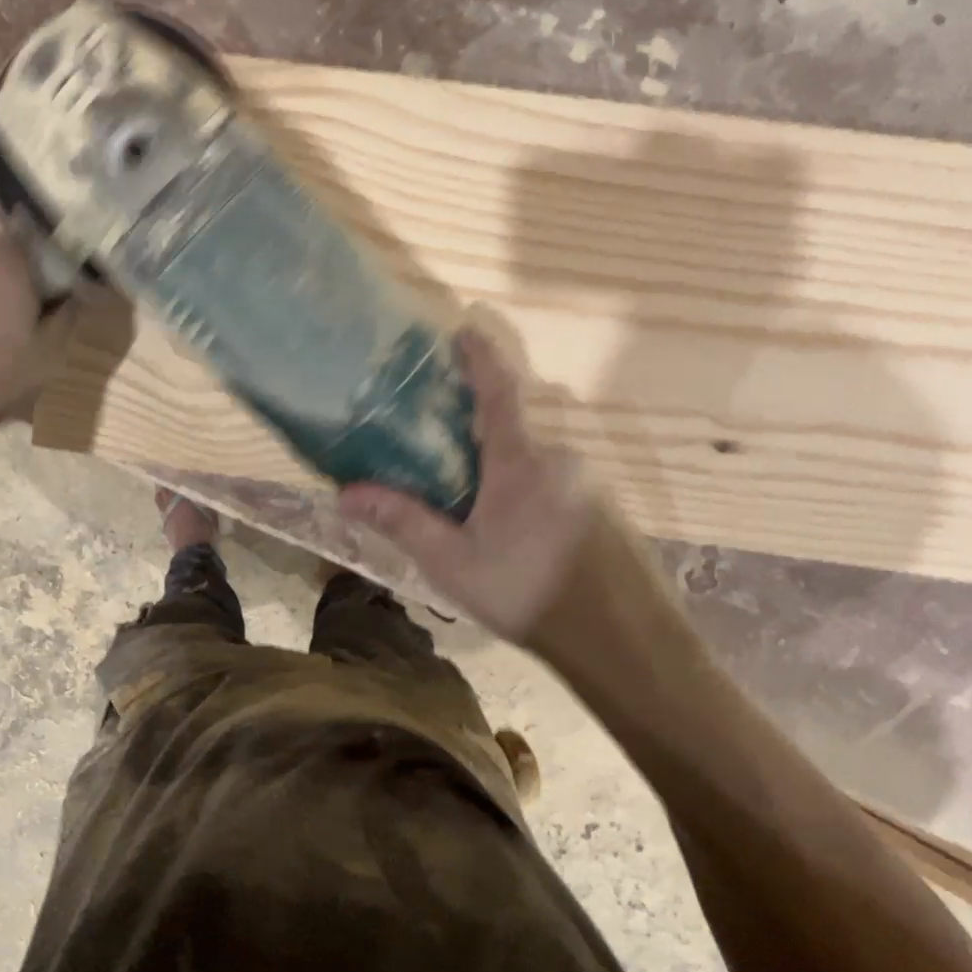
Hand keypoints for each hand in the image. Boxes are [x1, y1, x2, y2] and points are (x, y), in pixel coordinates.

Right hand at [338, 328, 600, 642]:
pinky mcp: (605, 511)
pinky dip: (524, 491)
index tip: (466, 327)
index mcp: (521, 462)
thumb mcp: (452, 562)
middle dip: (477, 431)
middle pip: (513, 429)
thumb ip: (402, 521)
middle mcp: (561, 459)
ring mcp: (589, 485)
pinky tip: (508, 534)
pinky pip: (554, 483)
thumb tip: (345, 494)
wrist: (625, 644)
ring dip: (500, 470)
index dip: (482, 357)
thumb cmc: (528, 593)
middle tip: (436, 447)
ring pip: (533, 461)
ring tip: (465, 503)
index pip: (499, 391)